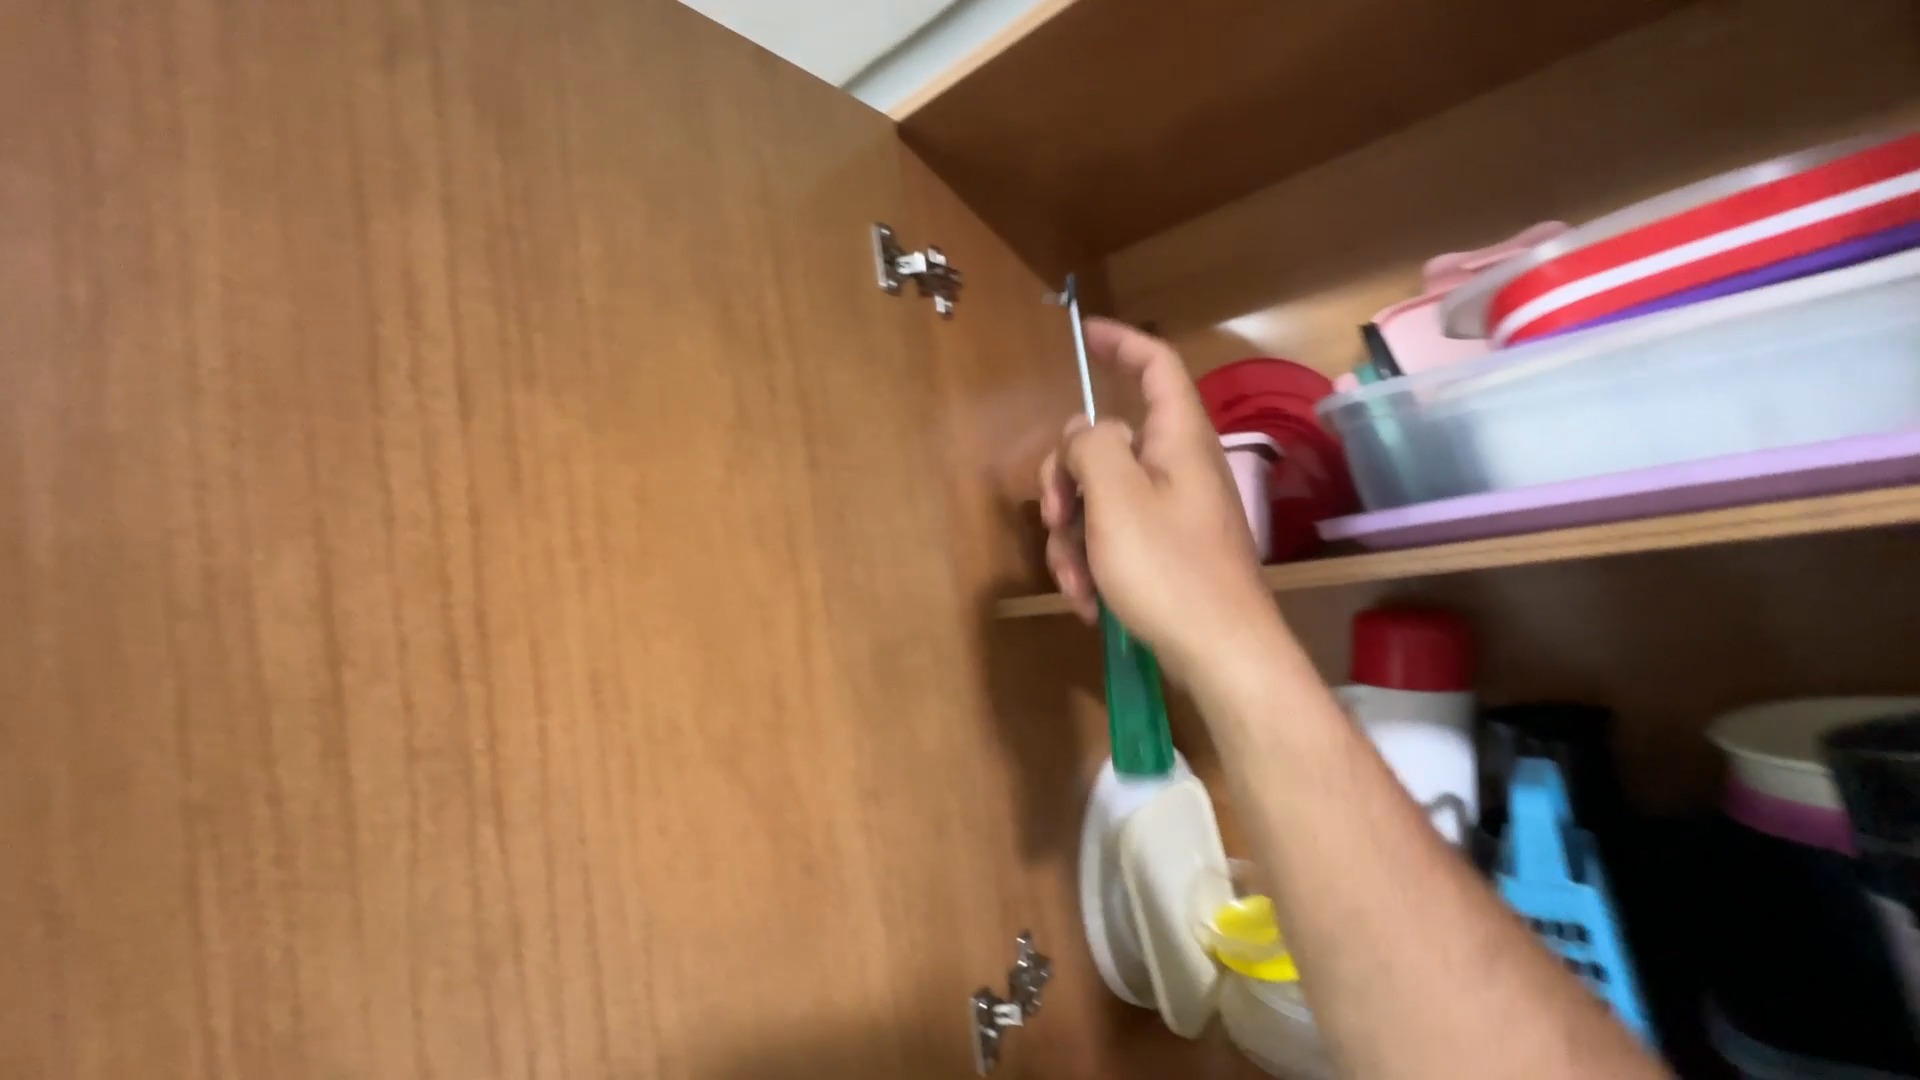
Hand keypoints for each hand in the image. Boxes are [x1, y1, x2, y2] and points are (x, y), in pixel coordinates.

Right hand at [1037, 318, 1276, 681]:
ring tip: (1076, 584)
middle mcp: (1177, 467)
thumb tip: (1081, 432)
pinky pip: (1115, 539)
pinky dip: (1095, 564)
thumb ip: (1091, 447)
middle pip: (1106, 444)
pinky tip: (1090, 603)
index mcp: (1177, 440)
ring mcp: (1173, 512)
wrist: (1222, 654)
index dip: (1120, 343)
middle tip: (1054, 520)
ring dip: (1074, 539)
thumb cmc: (1170, 571)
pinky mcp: (1167, 552)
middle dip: (1066, 483)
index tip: (1083, 336)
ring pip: (1101, 500)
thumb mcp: (1116, 499)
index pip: (1155, 365)